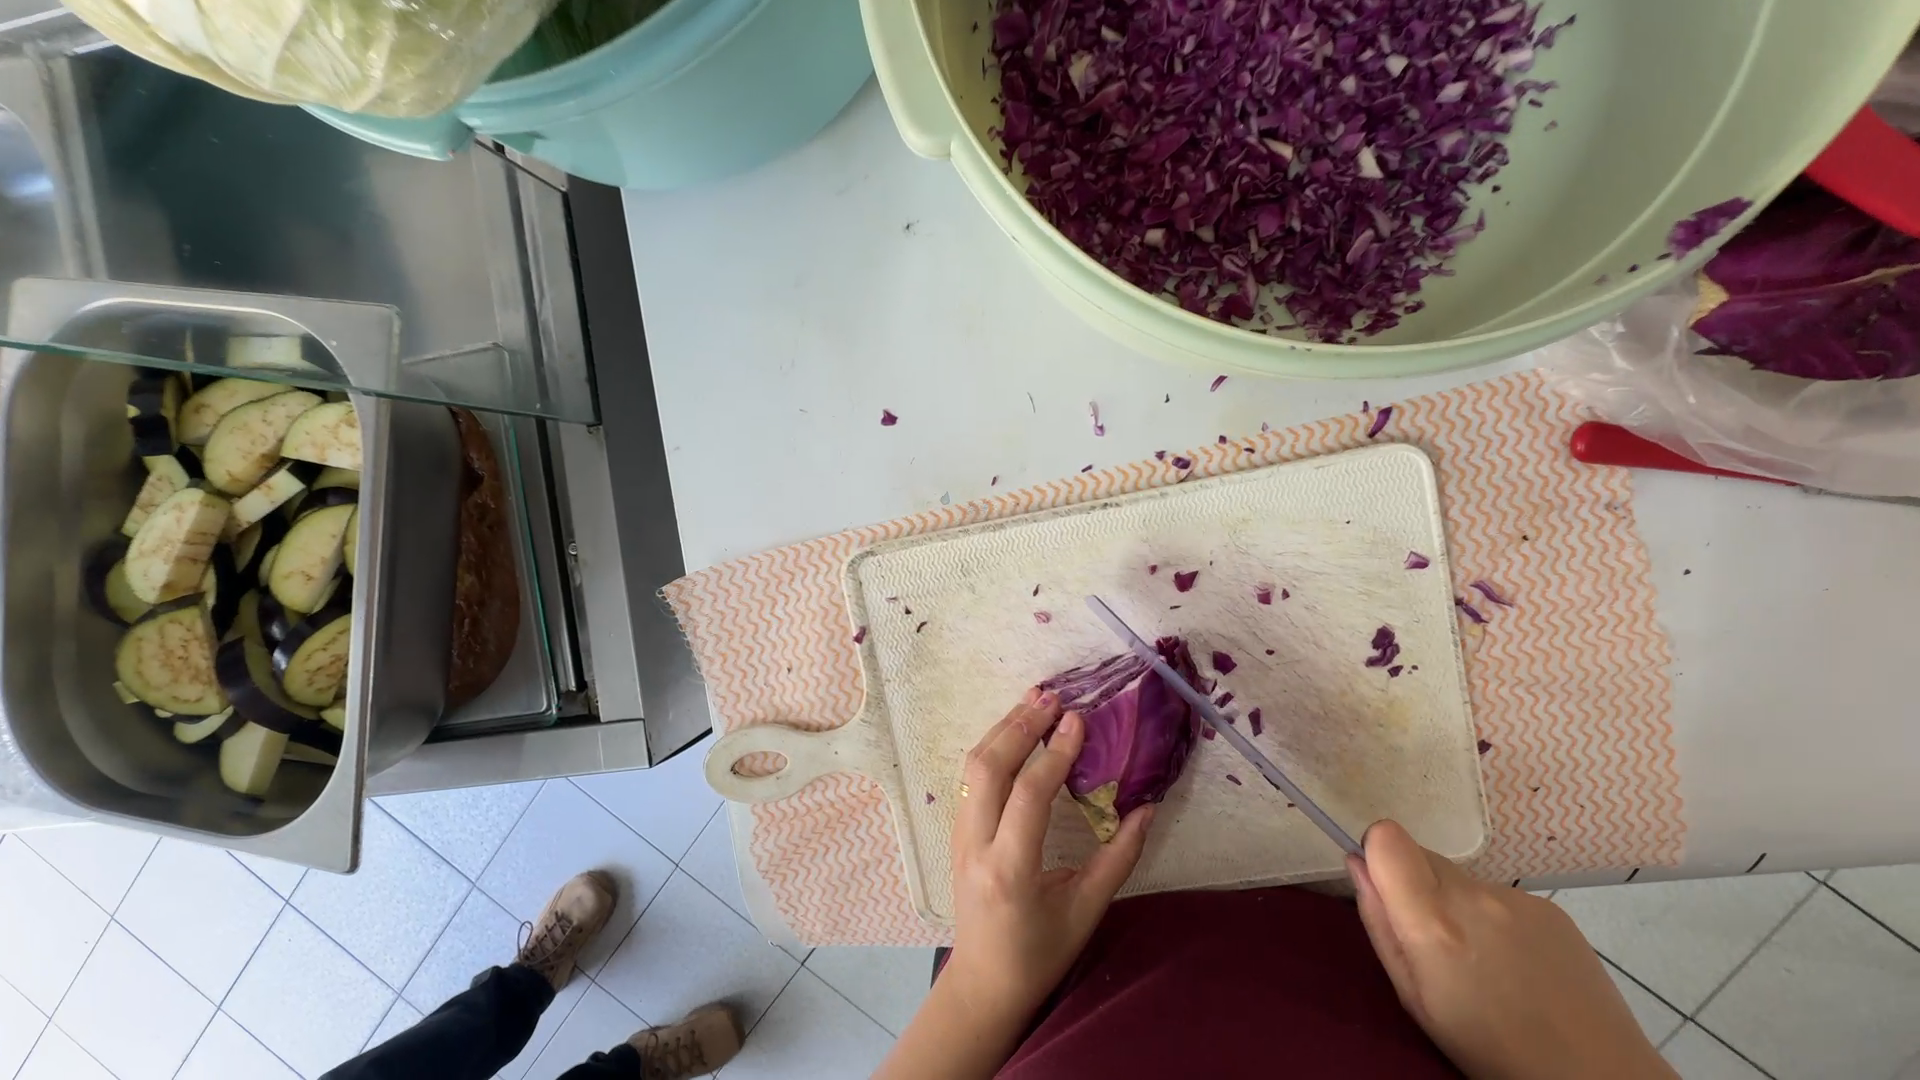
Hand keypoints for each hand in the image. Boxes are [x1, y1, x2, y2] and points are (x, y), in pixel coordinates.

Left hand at [875, 688, 1154, 1079]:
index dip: (1054, 753)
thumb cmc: (1041, 953)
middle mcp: (976, 846)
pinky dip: (992, 747)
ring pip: (972, 767)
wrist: (984, 982)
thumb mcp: (1087, 910)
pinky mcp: (957, 832)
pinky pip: (969, 778)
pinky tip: (1015, 731)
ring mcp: (959, 837)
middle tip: (1054, 697)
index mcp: (1010, 870)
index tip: (1078, 719)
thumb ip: (1119, 857)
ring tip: (1035, 701)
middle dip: (1020, 726)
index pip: (1028, 795)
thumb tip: (1148, 808)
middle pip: (987, 768)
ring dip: (1003, 729)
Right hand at [1348, 821, 1677, 1079]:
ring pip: (1461, 878)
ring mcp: (1517, 898)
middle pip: (1421, 854)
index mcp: (1433, 921)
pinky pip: (1499, 896)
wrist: (1594, 1075)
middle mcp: (1474, 896)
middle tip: (1434, 940)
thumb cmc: (1486, 1045)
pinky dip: (1495, 919)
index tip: (1385, 887)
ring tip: (1483, 961)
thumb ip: (1379, 923)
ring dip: (1457, 905)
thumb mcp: (1413, 996)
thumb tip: (1356, 863)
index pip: (1387, 837)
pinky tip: (1517, 964)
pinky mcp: (1550, 907)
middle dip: (1415, 884)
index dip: (1378, 853)